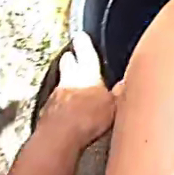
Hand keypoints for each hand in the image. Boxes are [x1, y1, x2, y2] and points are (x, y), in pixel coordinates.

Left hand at [37, 32, 116, 148]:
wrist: (59, 138)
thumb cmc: (88, 118)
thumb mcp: (114, 105)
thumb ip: (120, 93)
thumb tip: (126, 83)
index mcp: (88, 74)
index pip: (86, 54)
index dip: (84, 45)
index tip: (80, 36)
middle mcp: (70, 81)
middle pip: (68, 65)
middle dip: (70, 60)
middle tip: (70, 56)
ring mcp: (55, 97)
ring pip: (61, 84)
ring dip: (66, 83)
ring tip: (70, 85)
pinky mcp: (47, 114)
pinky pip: (55, 104)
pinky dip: (60, 104)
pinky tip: (65, 111)